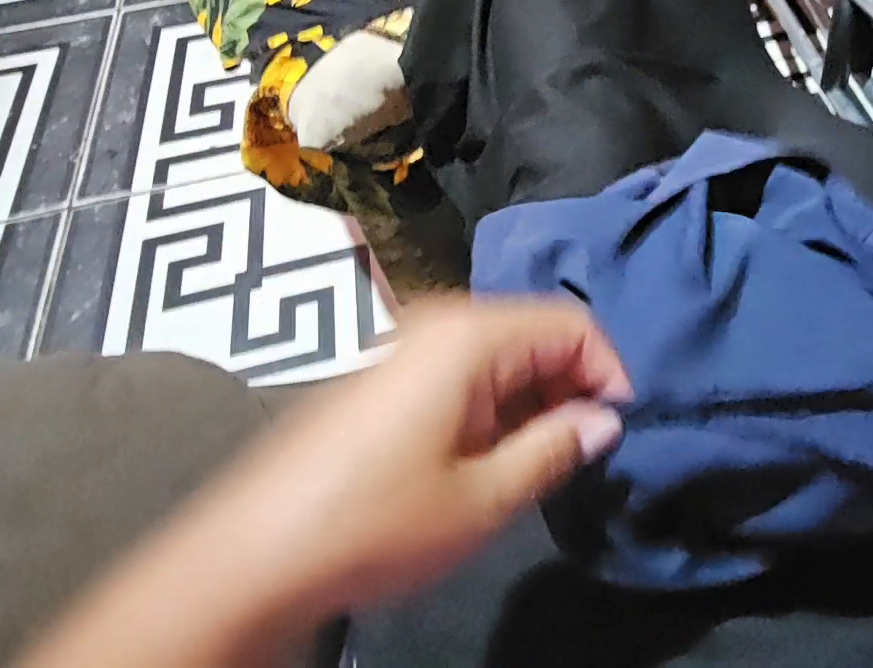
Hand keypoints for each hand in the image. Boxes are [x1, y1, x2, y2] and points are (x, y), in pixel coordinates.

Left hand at [213, 299, 631, 616]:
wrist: (253, 552)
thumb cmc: (377, 521)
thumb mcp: (483, 498)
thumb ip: (554, 448)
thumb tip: (605, 421)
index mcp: (470, 335)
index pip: (571, 324)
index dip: (607, 371)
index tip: (618, 428)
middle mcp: (443, 319)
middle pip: (537, 331)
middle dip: (571, 385)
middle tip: (582, 450)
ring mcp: (412, 340)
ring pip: (504, 351)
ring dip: (535, 397)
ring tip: (539, 460)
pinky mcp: (393, 367)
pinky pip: (468, 366)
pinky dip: (497, 401)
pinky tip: (492, 452)